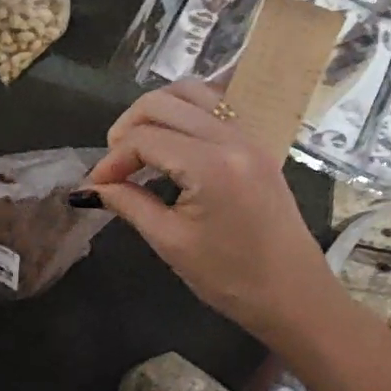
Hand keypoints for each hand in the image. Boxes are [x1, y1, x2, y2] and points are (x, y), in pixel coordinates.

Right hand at [86, 81, 336, 341]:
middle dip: (127, 128)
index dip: (111, 160)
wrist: (297, 298)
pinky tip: (172, 139)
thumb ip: (128, 203)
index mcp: (211, 166)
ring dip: (156, 112)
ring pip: (190, 92)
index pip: (143, 140)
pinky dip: (185, 111)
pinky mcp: (257, 144)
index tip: (96, 186)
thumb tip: (93, 187)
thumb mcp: (170, 242)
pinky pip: (215, 105)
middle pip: (162, 104)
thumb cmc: (232, 278)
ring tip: (140, 145)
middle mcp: (232, 139)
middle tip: (115, 164)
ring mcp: (249, 137)